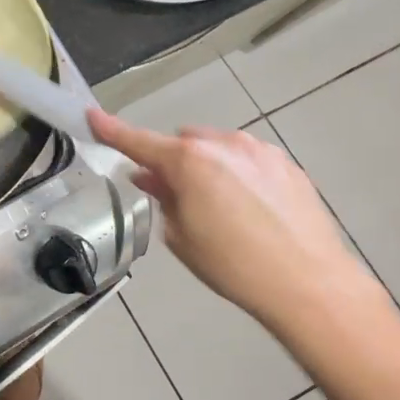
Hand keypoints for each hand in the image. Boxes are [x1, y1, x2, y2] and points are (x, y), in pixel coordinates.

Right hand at [89, 109, 387, 329]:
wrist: (309, 284)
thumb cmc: (233, 266)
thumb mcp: (182, 237)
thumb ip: (164, 199)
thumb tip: (152, 179)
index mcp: (190, 161)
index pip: (139, 142)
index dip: (111, 130)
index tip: (90, 116)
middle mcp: (224, 145)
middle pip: (183, 143)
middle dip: (174, 163)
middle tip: (176, 199)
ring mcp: (260, 151)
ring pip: (218, 149)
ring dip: (209, 168)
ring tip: (222, 212)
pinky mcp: (288, 165)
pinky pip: (248, 161)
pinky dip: (239, 176)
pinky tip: (252, 213)